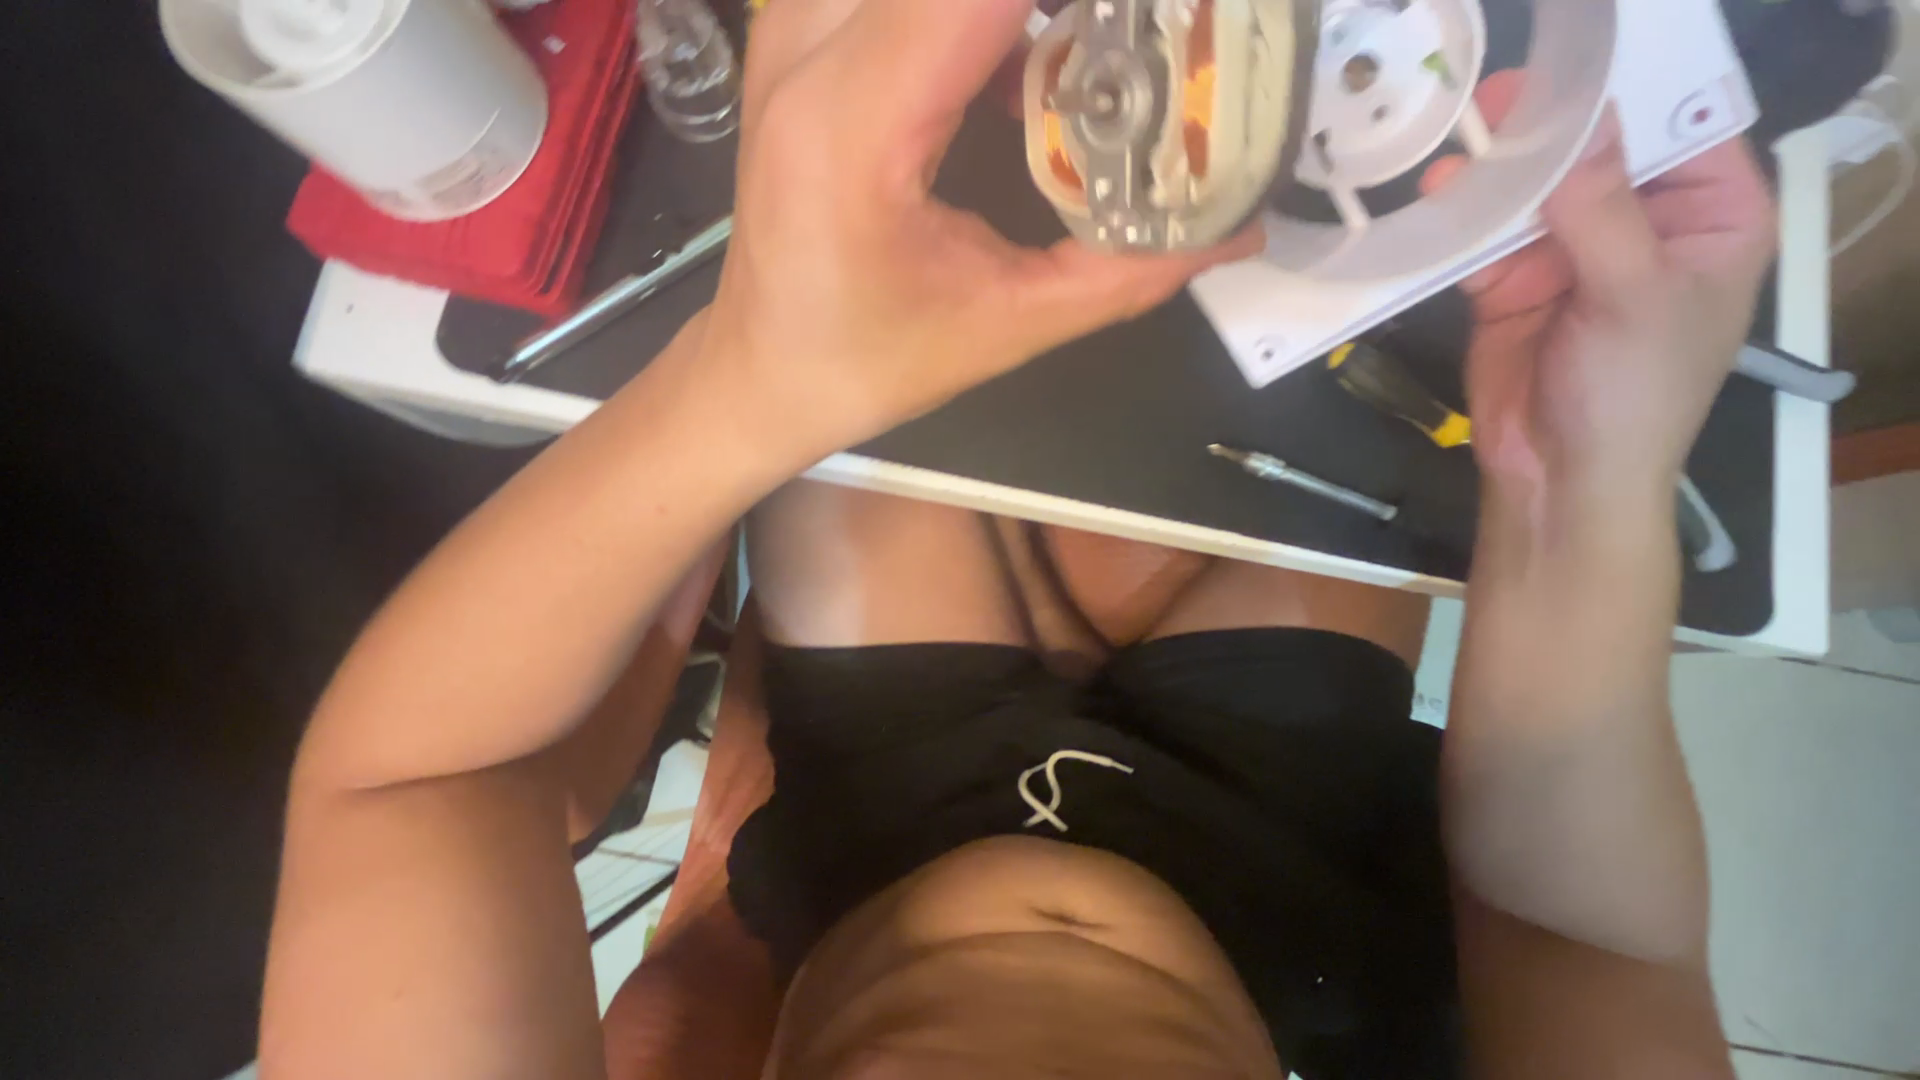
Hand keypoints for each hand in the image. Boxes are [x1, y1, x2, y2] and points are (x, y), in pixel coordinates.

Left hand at [703, 0, 1260, 452]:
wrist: (764, 366)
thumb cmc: (867, 362)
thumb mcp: (1005, 324)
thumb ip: (1127, 268)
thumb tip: (1238, 222)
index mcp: (853, 124)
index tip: (1177, 8)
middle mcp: (807, 41)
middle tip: (1146, 25)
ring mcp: (794, 22)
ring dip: (1017, 4)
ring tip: (1093, 40)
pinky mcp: (802, 27)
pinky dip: (980, 7)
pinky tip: (1031, 44)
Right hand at [1427, 73, 1776, 515]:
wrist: (1557, 474)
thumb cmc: (1632, 390)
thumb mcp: (1633, 294)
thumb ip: (1602, 209)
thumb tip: (1581, 122)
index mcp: (1707, 217)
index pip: (1679, 131)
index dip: (1635, 94)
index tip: (1581, 62)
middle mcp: (1637, 227)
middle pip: (1593, 158)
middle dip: (1550, 131)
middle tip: (1503, 96)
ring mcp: (1566, 258)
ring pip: (1530, 198)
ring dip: (1495, 178)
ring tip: (1458, 145)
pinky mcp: (1507, 288)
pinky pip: (1483, 244)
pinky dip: (1458, 228)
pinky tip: (1436, 202)